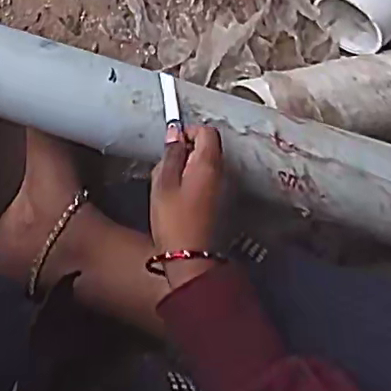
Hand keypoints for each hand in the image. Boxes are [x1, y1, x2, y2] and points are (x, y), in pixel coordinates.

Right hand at [150, 124, 224, 287]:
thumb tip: (175, 132)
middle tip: (167, 166)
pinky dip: (197, 181)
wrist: (192, 260)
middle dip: (188, 150)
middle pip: (210, 147)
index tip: (172, 143)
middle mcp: (225, 173)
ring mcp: (227, 190)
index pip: (207, 131)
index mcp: (209, 164)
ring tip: (172, 184)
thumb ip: (171, 153)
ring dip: (192, 167)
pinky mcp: (225, 204)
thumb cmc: (173, 219)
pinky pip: (211, 181)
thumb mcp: (163, 182)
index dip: (189, 131)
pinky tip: (182, 198)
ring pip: (209, 165)